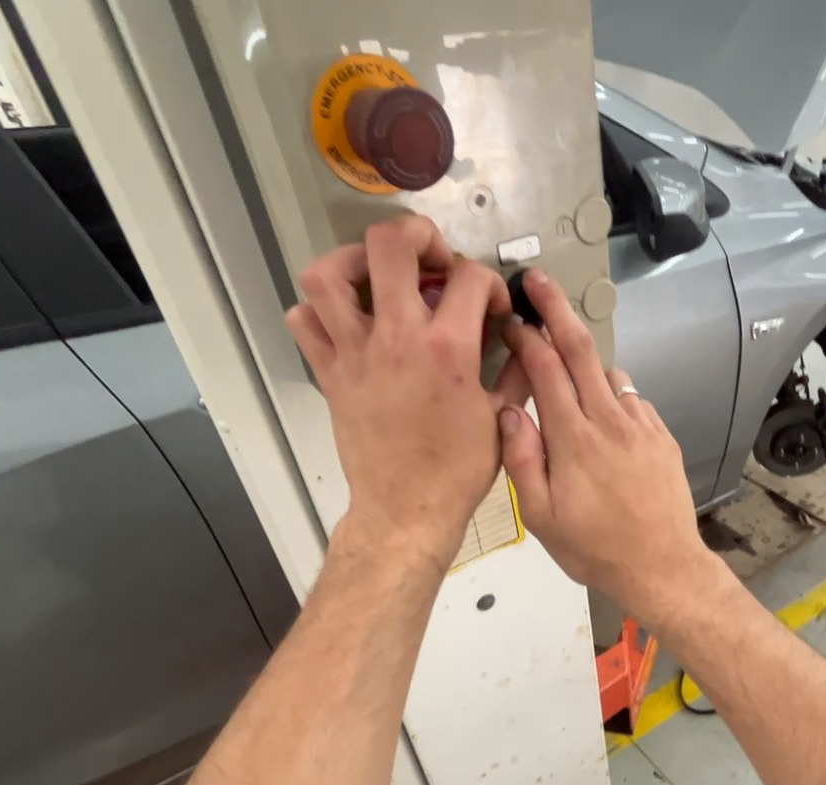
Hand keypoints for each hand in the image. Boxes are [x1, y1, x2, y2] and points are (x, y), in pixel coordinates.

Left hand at [285, 215, 523, 568]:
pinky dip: (319, 312)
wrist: (408, 508)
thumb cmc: (459, 469)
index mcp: (447, 350)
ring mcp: (355, 354)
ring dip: (354, 262)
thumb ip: (515, 367)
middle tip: (431, 259)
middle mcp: (397, 339)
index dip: (488, 282)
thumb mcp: (501, 415)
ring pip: (328, 274)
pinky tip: (349, 322)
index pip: (470, 277)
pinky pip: (303, 322)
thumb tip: (521, 335)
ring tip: (378, 277)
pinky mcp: (330, 373)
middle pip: (390, 245)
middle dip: (417, 236)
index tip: (491, 306)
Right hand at [497, 269, 722, 623]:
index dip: (525, 336)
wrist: (662, 566)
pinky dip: (614, 393)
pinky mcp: (661, 437)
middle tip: (539, 280)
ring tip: (566, 363)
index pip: (545, 368)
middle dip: (557, 309)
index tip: (510, 319)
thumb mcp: (541, 516)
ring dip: (585, 359)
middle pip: (580, 350)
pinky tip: (604, 413)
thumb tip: (509, 411)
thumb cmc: (594, 548)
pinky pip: (634, 399)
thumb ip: (521, 459)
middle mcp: (610, 420)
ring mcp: (641, 426)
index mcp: (573, 438)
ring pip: (609, 373)